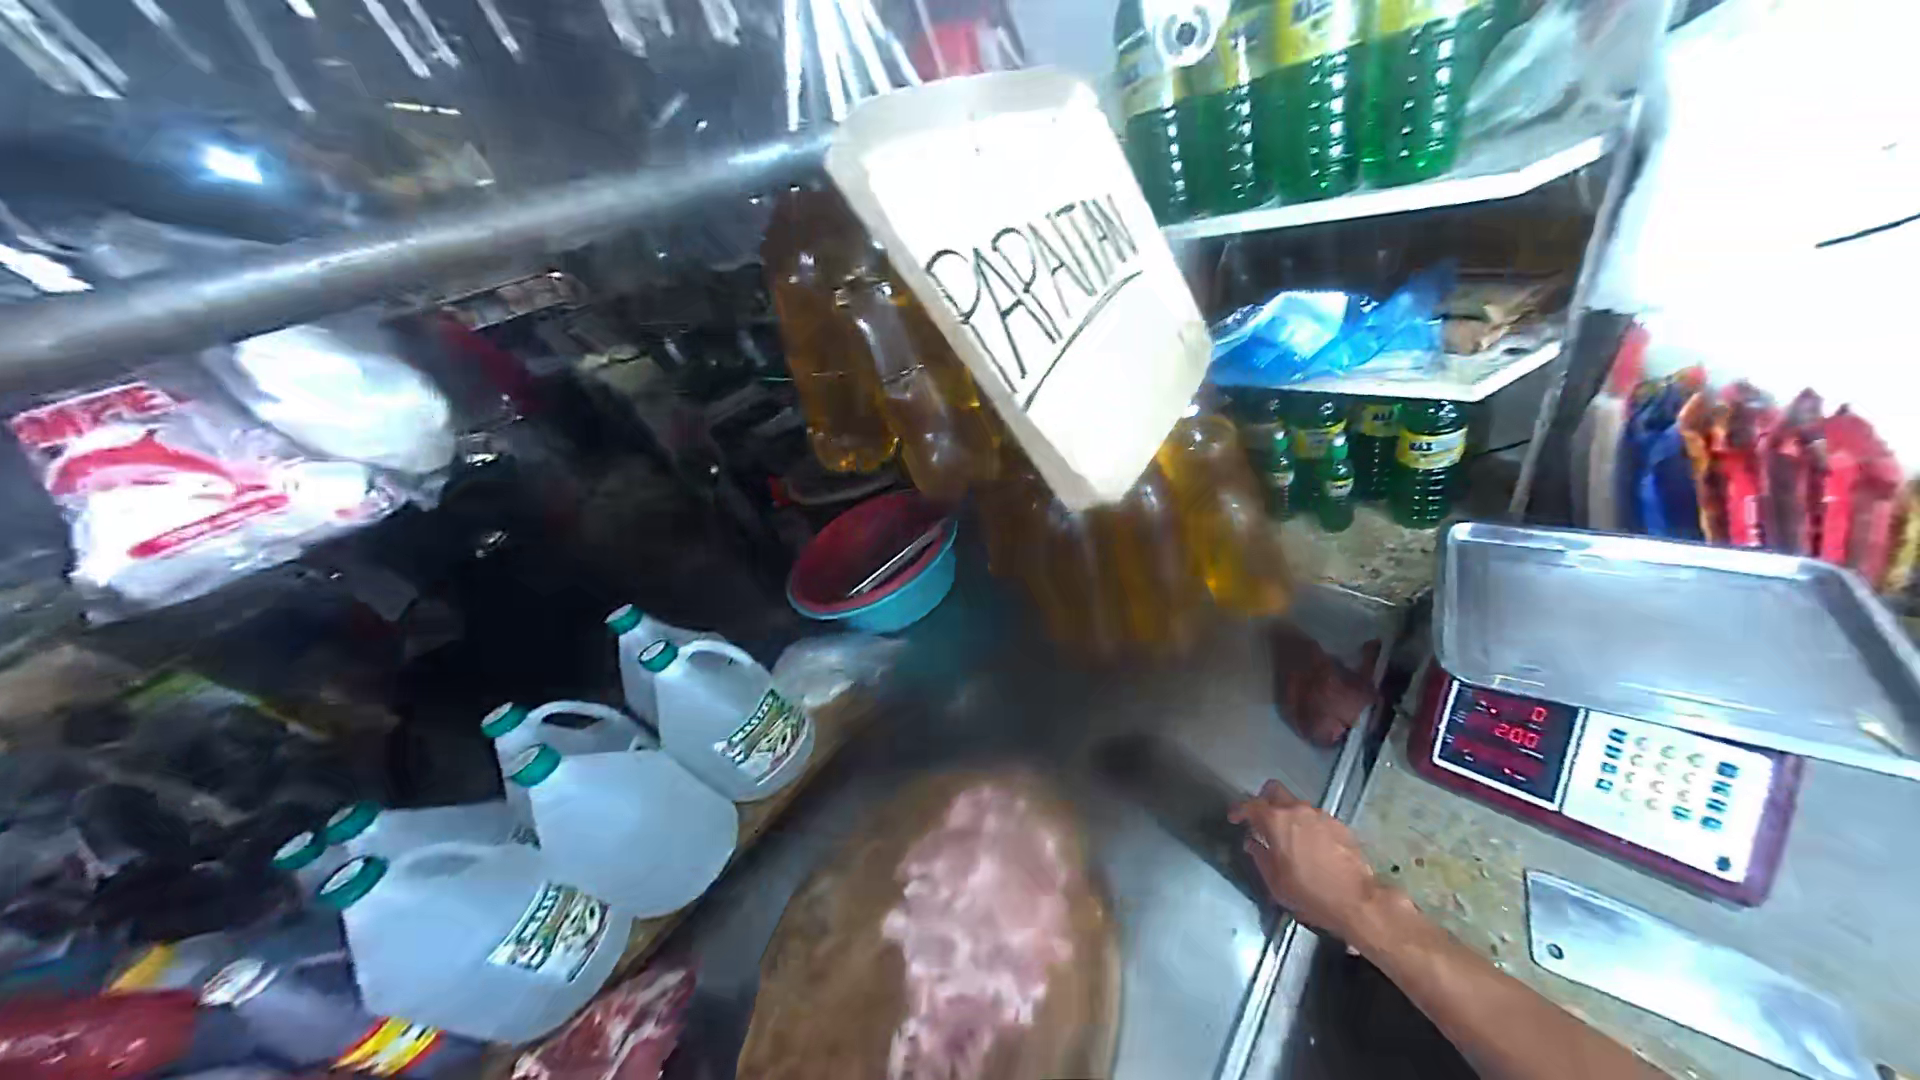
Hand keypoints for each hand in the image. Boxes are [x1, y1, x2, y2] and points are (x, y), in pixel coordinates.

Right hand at [1229, 779, 1392, 943]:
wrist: (1358, 902)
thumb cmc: (1310, 894)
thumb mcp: (1275, 882)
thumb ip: (1259, 856)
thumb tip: (1253, 843)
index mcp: (1275, 821)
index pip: (1249, 805)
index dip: (1238, 810)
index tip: (1234, 818)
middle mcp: (1296, 810)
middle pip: (1274, 790)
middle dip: (1264, 801)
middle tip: (1261, 819)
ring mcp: (1320, 815)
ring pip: (1297, 805)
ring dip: (1288, 815)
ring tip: (1290, 837)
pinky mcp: (1340, 825)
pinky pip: (1316, 818)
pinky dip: (1309, 826)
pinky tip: (1313, 846)